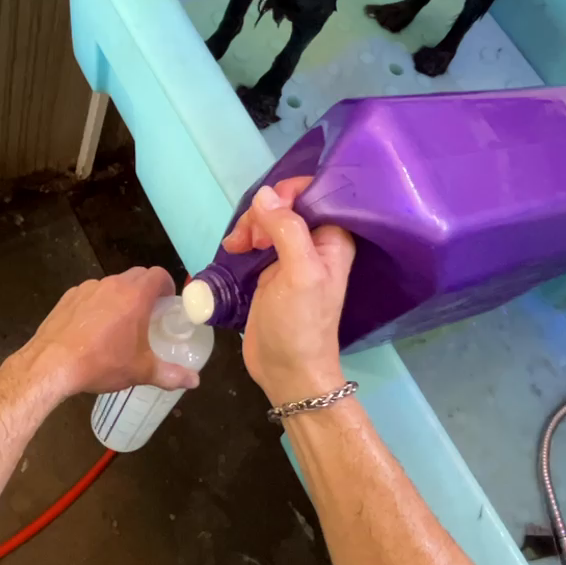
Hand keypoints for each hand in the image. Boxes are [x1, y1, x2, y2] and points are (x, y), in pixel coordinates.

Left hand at [17, 267, 200, 397]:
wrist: (52, 364)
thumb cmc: (102, 363)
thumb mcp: (141, 371)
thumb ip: (171, 375)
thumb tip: (195, 381)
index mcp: (135, 296)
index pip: (158, 275)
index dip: (166, 285)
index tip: (167, 302)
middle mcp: (112, 285)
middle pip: (136, 276)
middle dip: (145, 290)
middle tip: (147, 314)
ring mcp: (87, 288)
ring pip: (111, 285)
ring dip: (120, 297)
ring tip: (119, 323)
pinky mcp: (68, 297)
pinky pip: (90, 294)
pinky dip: (97, 304)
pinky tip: (92, 328)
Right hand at [221, 178, 355, 403]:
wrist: (286, 370)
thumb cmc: (300, 324)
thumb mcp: (298, 274)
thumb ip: (286, 230)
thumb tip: (263, 195)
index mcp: (333, 239)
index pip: (316, 194)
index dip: (288, 195)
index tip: (267, 213)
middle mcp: (315, 243)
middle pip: (285, 205)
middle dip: (262, 213)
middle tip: (249, 239)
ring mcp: (292, 257)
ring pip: (267, 221)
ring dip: (248, 227)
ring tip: (236, 247)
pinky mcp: (271, 271)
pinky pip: (256, 240)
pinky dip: (242, 240)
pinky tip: (232, 251)